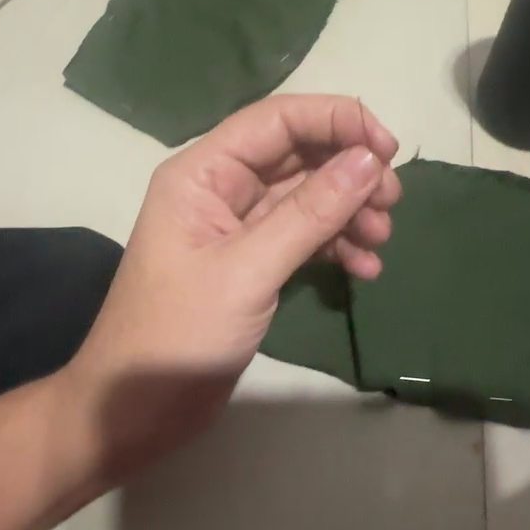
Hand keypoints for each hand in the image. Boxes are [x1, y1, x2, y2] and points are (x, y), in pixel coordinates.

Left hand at [62, 94, 400, 479]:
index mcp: (202, 173)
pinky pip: (304, 237)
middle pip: (297, 154)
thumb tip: (368, 160)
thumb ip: (309, 213)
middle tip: (392, 203)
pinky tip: (365, 268)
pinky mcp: (253, 264)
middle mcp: (220, 189)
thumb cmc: (178, 333)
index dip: (336, 121)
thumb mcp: (247, 271)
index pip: (276, 119)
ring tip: (381, 240)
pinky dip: (336, 245)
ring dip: (349, 211)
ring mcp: (237, 228)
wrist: (138, 410)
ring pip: (306, 197)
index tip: (389, 150)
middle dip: (349, 171)